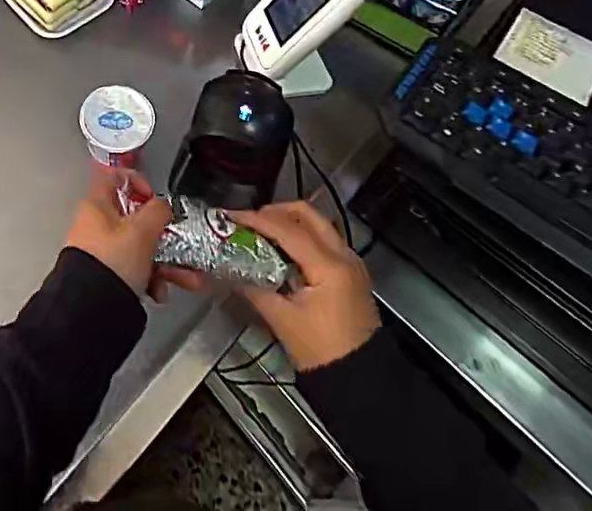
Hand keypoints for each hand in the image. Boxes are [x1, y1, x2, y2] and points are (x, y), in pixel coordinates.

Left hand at [66, 165, 206, 301]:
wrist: (89, 312)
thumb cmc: (112, 261)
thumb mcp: (141, 231)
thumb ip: (157, 212)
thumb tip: (162, 205)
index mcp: (97, 206)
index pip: (114, 177)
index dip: (136, 180)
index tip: (153, 197)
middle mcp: (97, 226)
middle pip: (136, 219)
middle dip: (164, 234)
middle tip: (182, 244)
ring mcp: (102, 252)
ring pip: (140, 248)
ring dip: (167, 262)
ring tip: (188, 279)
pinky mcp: (107, 276)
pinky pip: (135, 270)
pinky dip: (152, 279)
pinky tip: (160, 292)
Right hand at [231, 202, 378, 370]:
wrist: (362, 380)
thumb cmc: (322, 352)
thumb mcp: (283, 320)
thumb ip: (255, 288)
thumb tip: (229, 269)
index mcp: (329, 267)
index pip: (289, 230)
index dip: (258, 220)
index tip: (233, 217)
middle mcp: (344, 256)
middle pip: (308, 214)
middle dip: (276, 211)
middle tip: (250, 220)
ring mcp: (351, 262)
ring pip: (318, 223)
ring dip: (289, 221)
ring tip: (262, 231)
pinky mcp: (351, 271)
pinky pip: (324, 239)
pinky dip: (302, 235)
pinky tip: (282, 249)